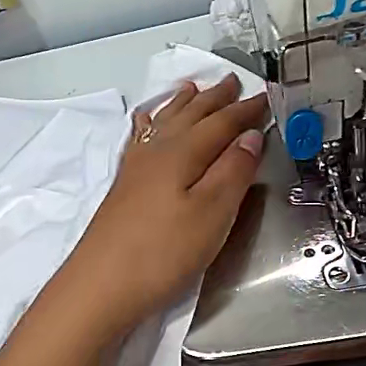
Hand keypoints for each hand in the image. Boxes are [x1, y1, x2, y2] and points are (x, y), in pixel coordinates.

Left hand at [55, 75, 267, 329]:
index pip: (220, 124)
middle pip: (189, 116)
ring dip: (181, 105)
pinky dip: (149, 124)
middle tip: (230, 81)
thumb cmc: (163, 252)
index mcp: (182, 153)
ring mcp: (135, 169)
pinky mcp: (122, 187)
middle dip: (213, 99)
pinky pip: (139, 139)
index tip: (264, 97)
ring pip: (162, 124)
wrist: (101, 284)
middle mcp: (156, 152)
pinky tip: (146, 124)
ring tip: (191, 89)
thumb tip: (251, 136)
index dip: (244, 110)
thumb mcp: (212, 213)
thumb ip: (234, 172)